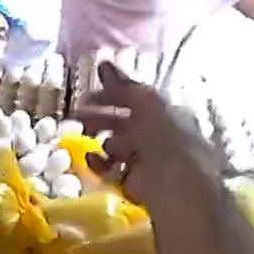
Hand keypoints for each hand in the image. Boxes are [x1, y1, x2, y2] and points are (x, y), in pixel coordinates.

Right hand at [77, 61, 221, 215]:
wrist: (177, 190)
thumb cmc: (168, 142)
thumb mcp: (149, 107)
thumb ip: (125, 86)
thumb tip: (102, 63)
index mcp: (166, 114)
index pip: (135, 100)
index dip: (111, 95)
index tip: (86, 95)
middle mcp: (156, 135)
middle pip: (122, 122)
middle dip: (100, 117)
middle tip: (77, 116)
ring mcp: (144, 159)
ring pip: (114, 144)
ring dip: (100, 139)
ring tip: (86, 136)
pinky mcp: (132, 181)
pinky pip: (110, 168)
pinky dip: (99, 162)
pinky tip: (91, 158)